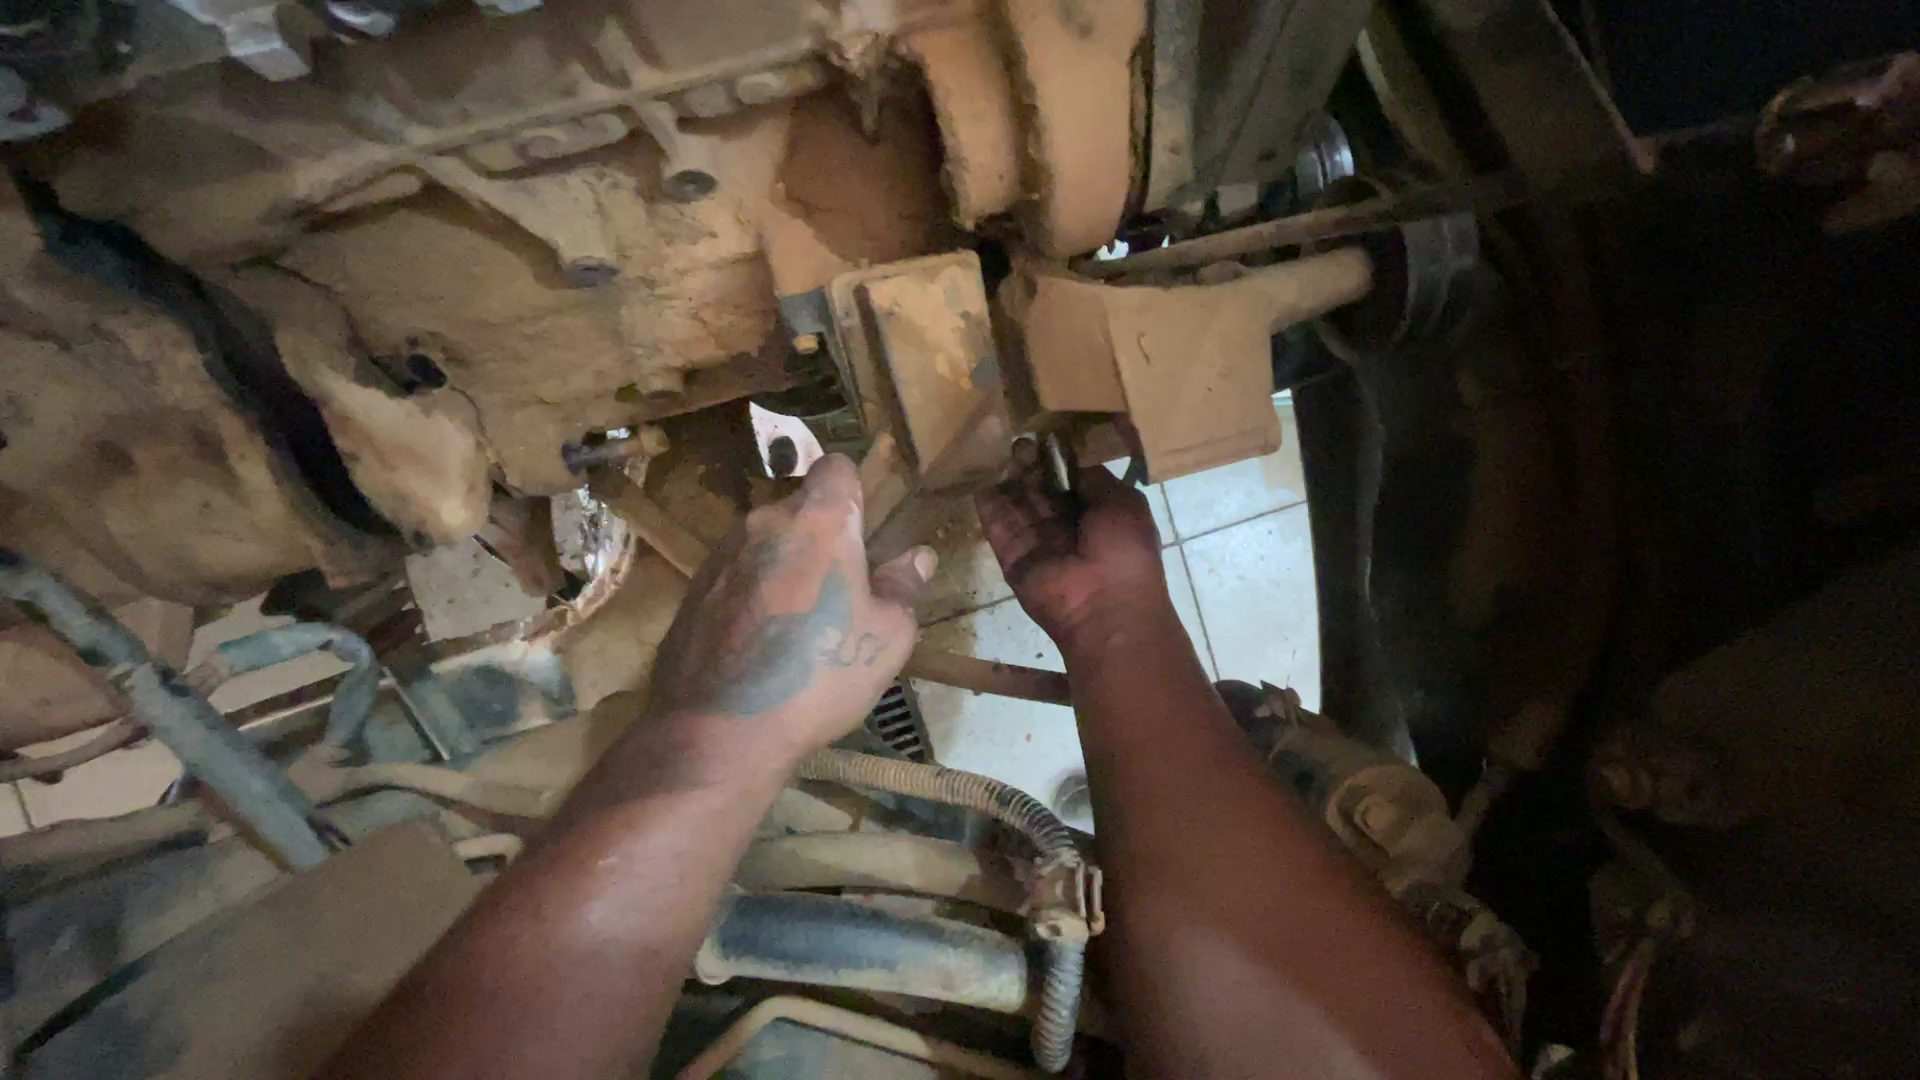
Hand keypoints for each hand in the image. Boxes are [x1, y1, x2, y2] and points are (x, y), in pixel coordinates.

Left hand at [647, 455, 935, 763]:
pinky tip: (759, 643)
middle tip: (840, 591)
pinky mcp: (692, 590)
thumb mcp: (887, 637)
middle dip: (820, 537)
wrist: (721, 730)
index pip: (837, 467)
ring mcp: (721, 554)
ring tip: (798, 625)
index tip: (864, 532)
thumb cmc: (821, 675)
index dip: (855, 491)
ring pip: (765, 543)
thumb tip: (917, 558)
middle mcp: (764, 522)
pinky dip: (752, 593)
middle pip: (800, 509)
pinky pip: (735, 575)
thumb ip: (903, 588)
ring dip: (784, 566)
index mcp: (818, 521)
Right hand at [976, 446, 1169, 651]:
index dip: (1060, 461)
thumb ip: (1097, 479)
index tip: (1045, 436)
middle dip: (1031, 467)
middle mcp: (1068, 529)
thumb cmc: (1125, 552)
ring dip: (1010, 481)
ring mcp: (1038, 544)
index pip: (1073, 483)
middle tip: (1019, 440)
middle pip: (1042, 492)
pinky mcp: (1013, 559)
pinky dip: (989, 506)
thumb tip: (1074, 460)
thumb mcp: (1124, 504)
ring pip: (1019, 506)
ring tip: (1001, 451)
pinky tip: (980, 479)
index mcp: (1100, 516)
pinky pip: (999, 528)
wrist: (1104, 608)